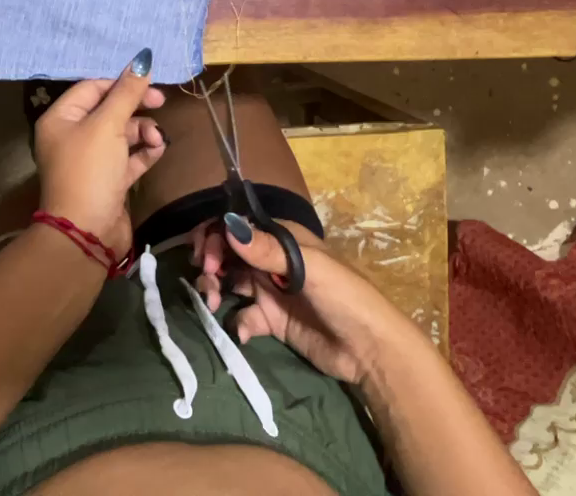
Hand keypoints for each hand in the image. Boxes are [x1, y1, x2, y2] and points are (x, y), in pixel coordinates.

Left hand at [33, 50, 166, 256]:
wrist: (87, 233)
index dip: (120, 83)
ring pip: (122, 134)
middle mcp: (72, 137)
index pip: (92, 88)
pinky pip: (129, 158)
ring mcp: (90, 161)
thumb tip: (143, 59)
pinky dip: (144, 152)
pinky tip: (158, 150)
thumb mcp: (109, 125)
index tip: (148, 84)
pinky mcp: (108, 181)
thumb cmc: (90, 170)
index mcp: (61, 119)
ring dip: (144, 132)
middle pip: (109, 110)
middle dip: (136, 108)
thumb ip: (127, 92)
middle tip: (161, 104)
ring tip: (157, 139)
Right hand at [192, 216, 418, 386]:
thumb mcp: (308, 267)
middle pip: (228, 254)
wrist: (369, 350)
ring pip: (229, 282)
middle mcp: (271, 260)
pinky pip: (243, 316)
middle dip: (211, 264)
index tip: (205, 257)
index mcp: (281, 238)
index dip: (216, 236)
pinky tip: (245, 332)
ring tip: (213, 304)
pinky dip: (237, 323)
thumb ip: (267, 249)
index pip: (238, 227)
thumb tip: (228, 225)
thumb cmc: (344, 296)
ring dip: (215, 289)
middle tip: (208, 281)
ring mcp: (270, 290)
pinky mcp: (271, 321)